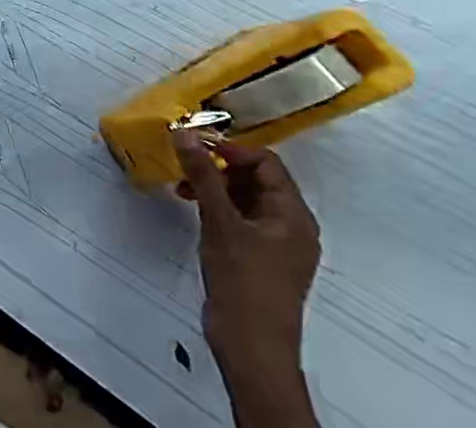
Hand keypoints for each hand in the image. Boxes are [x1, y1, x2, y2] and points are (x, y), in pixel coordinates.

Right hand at [174, 132, 320, 371]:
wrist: (251, 343)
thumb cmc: (242, 279)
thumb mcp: (220, 222)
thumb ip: (203, 175)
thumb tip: (185, 133)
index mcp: (293, 215)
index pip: (266, 163)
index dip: (231, 149)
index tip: (194, 147)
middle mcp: (290, 225)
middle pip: (257, 179)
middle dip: (219, 167)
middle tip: (184, 166)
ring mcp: (276, 243)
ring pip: (245, 199)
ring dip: (215, 187)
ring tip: (183, 188)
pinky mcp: (259, 257)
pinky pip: (240, 218)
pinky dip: (217, 207)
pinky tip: (194, 209)